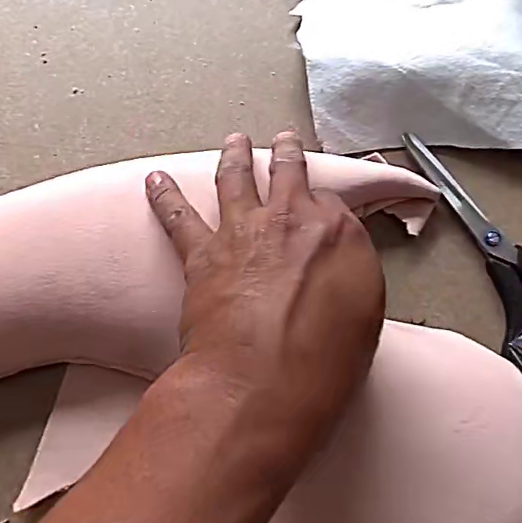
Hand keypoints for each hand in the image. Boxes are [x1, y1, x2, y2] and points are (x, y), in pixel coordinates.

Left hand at [145, 132, 384, 458]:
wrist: (262, 381)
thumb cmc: (319, 362)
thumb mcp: (365, 319)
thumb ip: (352, 280)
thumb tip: (340, 272)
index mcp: (338, 233)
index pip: (331, 204)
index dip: (326, 208)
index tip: (323, 210)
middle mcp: (290, 220)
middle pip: (288, 173)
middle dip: (287, 154)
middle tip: (285, 141)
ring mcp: (243, 232)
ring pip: (236, 178)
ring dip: (235, 155)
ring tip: (235, 141)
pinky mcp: (202, 254)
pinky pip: (178, 216)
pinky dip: (165, 196)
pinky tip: (156, 182)